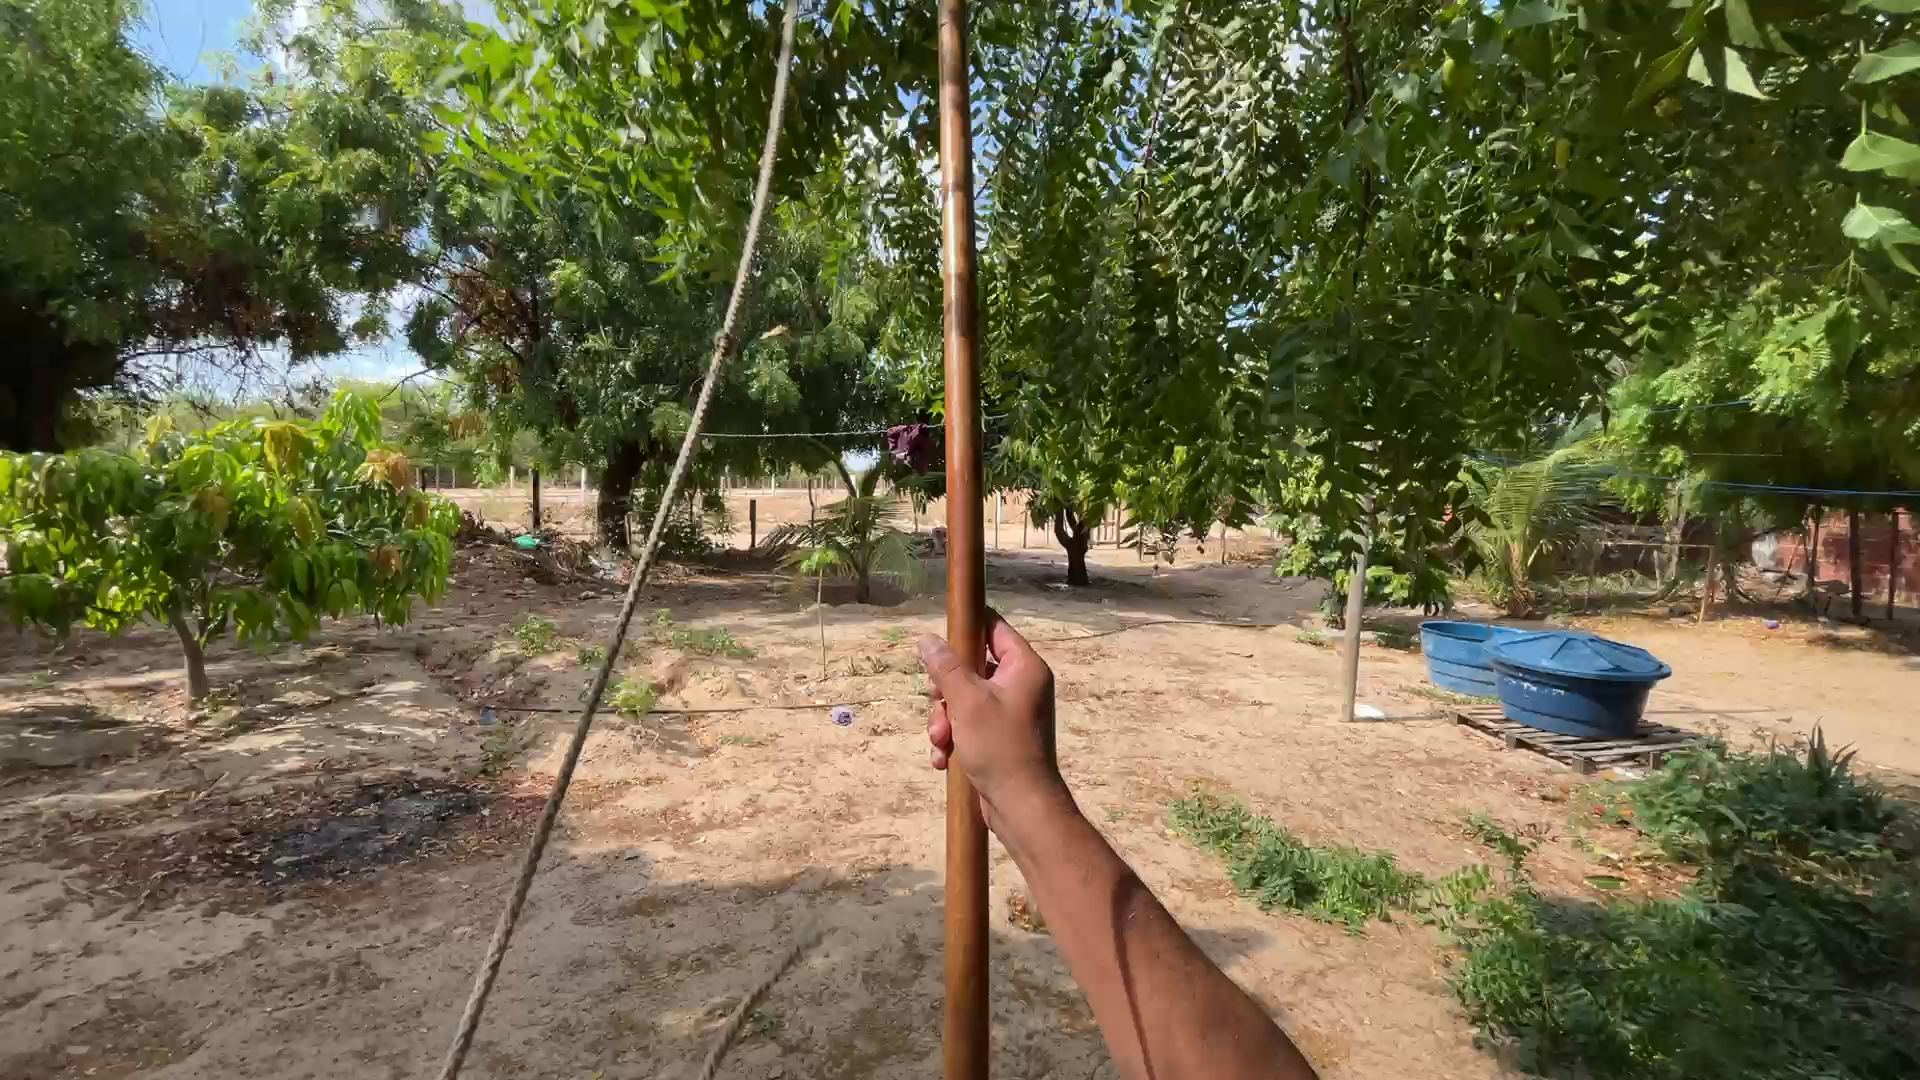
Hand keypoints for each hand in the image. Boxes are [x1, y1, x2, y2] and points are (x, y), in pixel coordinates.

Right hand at [919, 609, 1067, 827]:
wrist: (1021, 807)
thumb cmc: (1000, 747)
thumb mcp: (967, 701)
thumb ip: (946, 667)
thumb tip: (927, 639)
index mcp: (1023, 667)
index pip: (993, 628)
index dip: (965, 628)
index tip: (939, 636)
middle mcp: (1021, 684)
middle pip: (971, 666)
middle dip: (945, 690)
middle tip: (936, 703)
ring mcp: (1010, 711)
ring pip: (964, 698)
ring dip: (943, 718)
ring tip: (939, 740)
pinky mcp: (999, 736)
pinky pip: (968, 724)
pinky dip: (953, 737)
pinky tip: (943, 757)